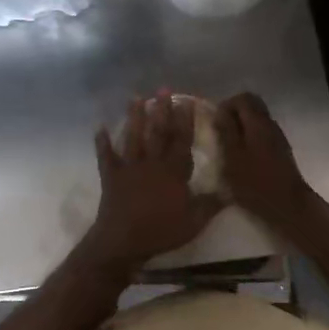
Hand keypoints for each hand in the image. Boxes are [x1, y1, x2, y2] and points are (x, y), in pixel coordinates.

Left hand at [82, 91, 222, 269]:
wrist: (124, 241)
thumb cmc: (162, 231)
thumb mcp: (194, 222)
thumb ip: (211, 204)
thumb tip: (229, 190)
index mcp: (173, 171)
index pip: (182, 140)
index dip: (186, 121)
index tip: (187, 102)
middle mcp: (151, 163)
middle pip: (158, 132)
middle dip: (161, 109)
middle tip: (163, 88)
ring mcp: (129, 168)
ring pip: (133, 137)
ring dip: (134, 117)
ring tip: (135, 98)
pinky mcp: (111, 177)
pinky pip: (106, 156)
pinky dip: (102, 143)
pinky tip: (99, 128)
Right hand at [216, 92, 312, 227]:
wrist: (287, 205)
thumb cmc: (255, 182)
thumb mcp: (232, 156)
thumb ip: (225, 131)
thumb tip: (219, 111)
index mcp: (258, 122)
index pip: (243, 98)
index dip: (226, 106)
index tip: (214, 123)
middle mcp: (270, 124)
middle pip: (252, 107)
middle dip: (233, 116)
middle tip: (219, 134)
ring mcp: (277, 138)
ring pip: (256, 122)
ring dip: (240, 129)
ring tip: (226, 149)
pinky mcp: (280, 152)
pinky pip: (261, 136)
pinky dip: (249, 140)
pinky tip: (241, 159)